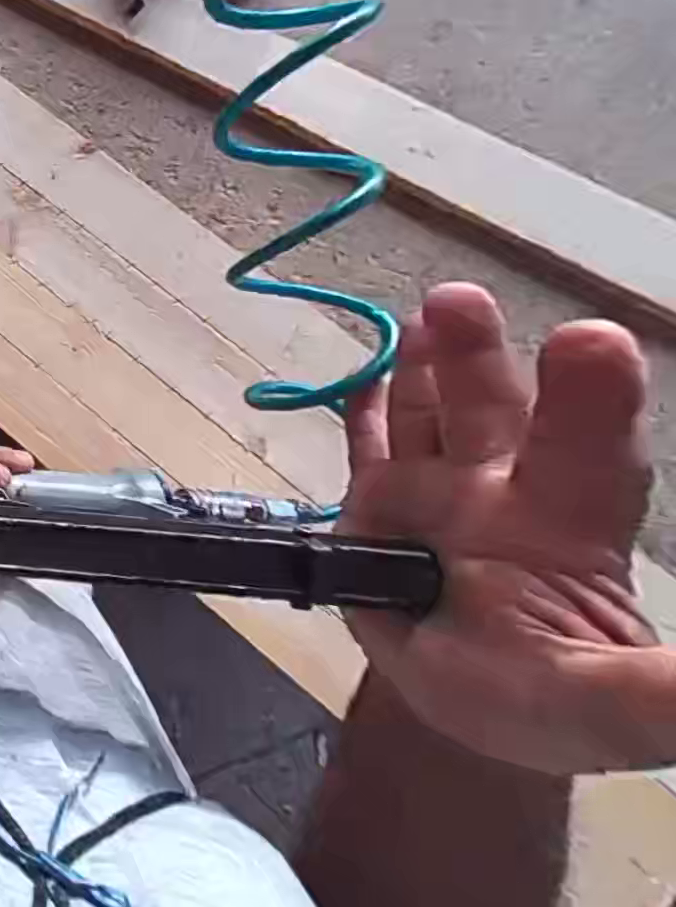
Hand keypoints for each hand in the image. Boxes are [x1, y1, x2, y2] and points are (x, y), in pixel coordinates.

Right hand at [339, 282, 675, 773]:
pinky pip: (367, 446)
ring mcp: (426, 495)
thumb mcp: (616, 709)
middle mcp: (493, 495)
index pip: (586, 457)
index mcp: (559, 530)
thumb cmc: (545, 705)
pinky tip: (366, 375)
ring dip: (422, 366)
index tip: (588, 338)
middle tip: (455, 298)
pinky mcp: (370, 503)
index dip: (589, 402)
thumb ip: (670, 688)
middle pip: (490, 415)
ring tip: (420, 314)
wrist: (458, 694)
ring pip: (427, 416)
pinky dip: (363, 409)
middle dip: (476, 357)